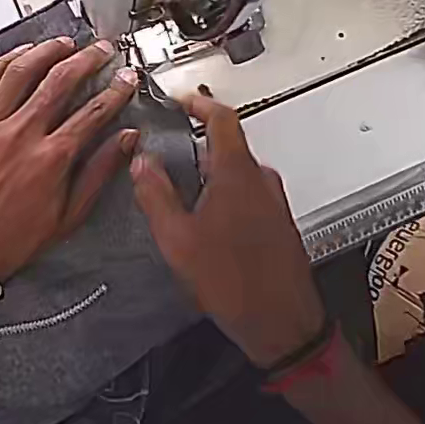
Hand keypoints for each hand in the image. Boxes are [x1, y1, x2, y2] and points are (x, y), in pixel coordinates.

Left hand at [0, 36, 140, 332]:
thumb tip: (127, 140)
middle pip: (60, 80)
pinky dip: (4, 62)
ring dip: (47, 50)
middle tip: (102, 50)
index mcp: (50, 159)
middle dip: (87, 59)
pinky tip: (20, 55)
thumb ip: (99, 172)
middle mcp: (20, 135)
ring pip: (21, 71)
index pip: (93, 111)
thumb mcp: (68, 216)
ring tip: (65, 43)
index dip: (116, 90)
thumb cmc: (11, 239)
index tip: (126, 79)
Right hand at [130, 94, 323, 366]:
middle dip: (196, 145)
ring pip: (238, 171)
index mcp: (237, 174)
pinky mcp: (278, 221)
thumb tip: (142, 165)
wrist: (282, 322)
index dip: (199, 103)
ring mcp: (273, 201)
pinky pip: (249, 192)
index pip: (222, 117)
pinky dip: (226, 193)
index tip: (182, 101)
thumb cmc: (236, 283)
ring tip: (184, 196)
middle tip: (170, 155)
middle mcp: (261, 181)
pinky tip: (209, 222)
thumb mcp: (177, 238)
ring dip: (211, 173)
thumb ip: (155, 194)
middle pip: (227, 144)